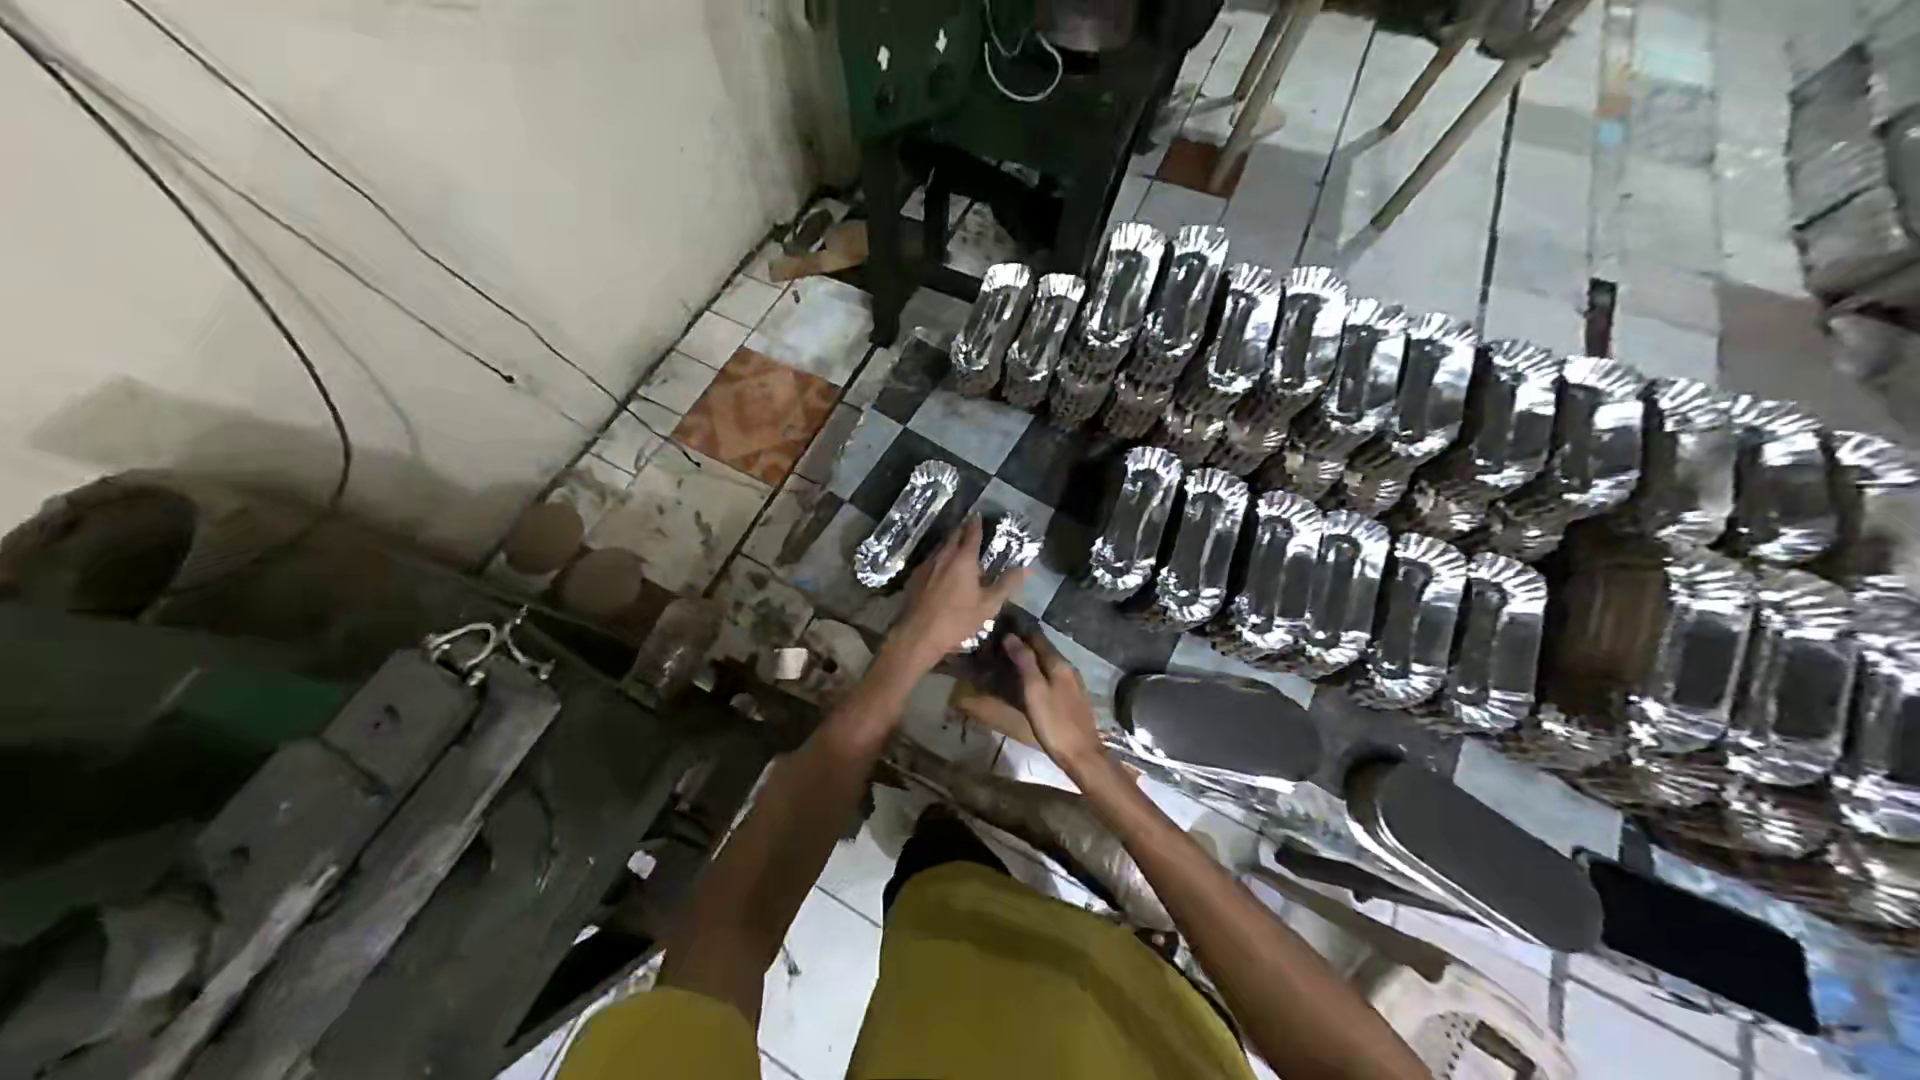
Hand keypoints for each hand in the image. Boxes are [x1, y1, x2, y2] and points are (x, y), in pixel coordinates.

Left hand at [886, 516, 1026, 671]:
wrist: (917, 634)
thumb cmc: (957, 619)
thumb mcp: (988, 605)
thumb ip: (1006, 584)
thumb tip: (1024, 569)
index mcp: (963, 559)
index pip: (971, 534)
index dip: (976, 524)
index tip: (978, 515)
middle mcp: (943, 556)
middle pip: (953, 536)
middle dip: (962, 529)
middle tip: (968, 526)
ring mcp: (926, 566)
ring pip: (939, 547)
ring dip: (949, 542)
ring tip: (956, 544)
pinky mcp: (914, 577)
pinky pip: (929, 560)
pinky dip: (938, 558)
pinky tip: (939, 567)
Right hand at [1003, 632, 1108, 778]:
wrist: (1081, 754)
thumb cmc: (1054, 722)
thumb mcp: (1034, 691)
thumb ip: (1025, 662)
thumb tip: (1011, 636)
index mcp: (1060, 664)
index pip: (1038, 638)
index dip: (1020, 631)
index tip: (1002, 627)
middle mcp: (1069, 668)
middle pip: (1045, 649)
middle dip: (1025, 644)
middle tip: (1003, 644)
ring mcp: (1074, 683)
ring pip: (1050, 663)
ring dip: (1033, 658)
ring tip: (1013, 660)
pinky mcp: (1074, 698)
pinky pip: (1054, 676)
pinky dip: (1040, 672)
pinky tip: (1031, 680)